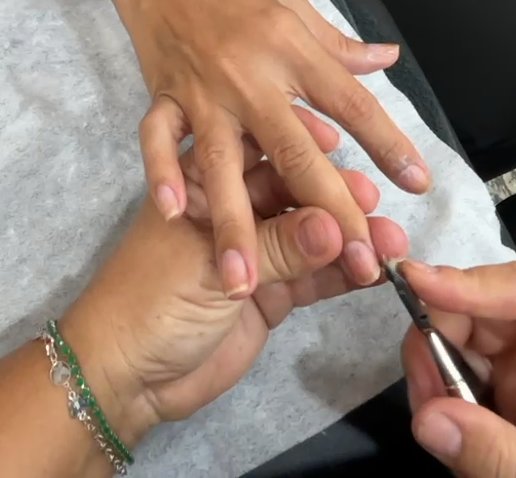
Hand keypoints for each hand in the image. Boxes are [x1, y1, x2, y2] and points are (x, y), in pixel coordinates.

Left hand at [61, 139, 408, 442]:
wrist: (126, 374)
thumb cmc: (152, 296)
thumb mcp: (213, 264)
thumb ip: (278, 247)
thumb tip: (339, 225)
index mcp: (205, 182)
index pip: (257, 151)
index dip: (297, 144)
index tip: (340, 141)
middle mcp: (233, 208)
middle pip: (290, 192)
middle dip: (331, 195)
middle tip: (372, 199)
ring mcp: (253, 251)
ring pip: (307, 236)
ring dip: (346, 238)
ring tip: (389, 241)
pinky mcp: (269, 293)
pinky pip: (310, 278)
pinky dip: (340, 275)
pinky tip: (374, 272)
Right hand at [87, 0, 429, 299]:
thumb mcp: (291, 4)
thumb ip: (337, 43)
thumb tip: (388, 59)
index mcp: (290, 47)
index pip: (350, 102)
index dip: (387, 144)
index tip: (417, 185)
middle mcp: (250, 75)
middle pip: (296, 149)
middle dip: (331, 209)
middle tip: (363, 263)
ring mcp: (202, 90)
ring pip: (223, 162)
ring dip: (236, 222)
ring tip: (247, 281)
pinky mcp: (161, 95)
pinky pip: (157, 139)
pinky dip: (161, 173)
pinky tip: (174, 214)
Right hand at [397, 261, 515, 477]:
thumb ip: (505, 459)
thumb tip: (423, 418)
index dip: (469, 283)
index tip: (413, 281)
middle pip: (483, 313)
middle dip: (439, 338)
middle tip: (422, 396)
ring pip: (462, 347)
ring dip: (436, 377)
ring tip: (438, 431)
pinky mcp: (512, 410)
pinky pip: (462, 388)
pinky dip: (443, 405)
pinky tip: (450, 441)